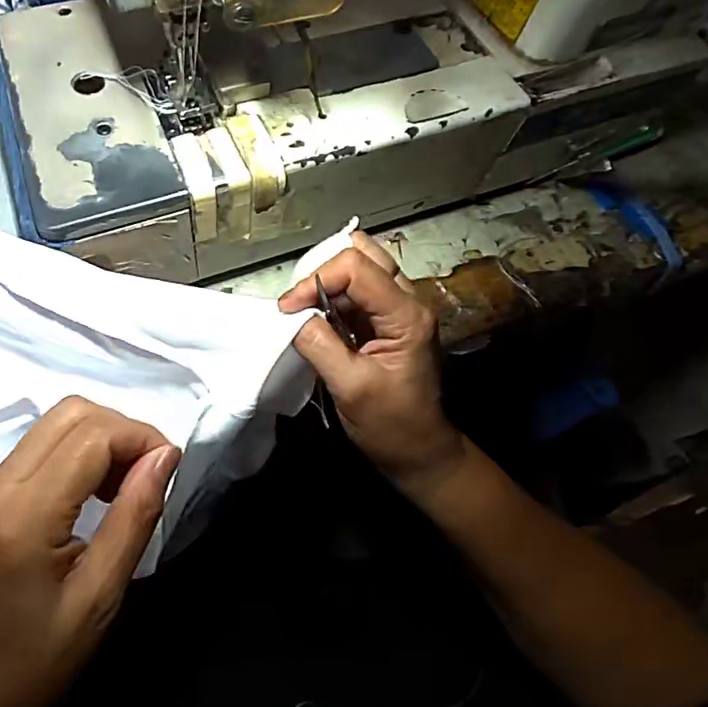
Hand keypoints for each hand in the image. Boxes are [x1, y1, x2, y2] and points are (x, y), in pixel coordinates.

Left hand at [0, 398, 178, 706]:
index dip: (140, 438)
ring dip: (103, 438)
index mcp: (20, 516)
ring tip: (127, 486)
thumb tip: (166, 454)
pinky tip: (98, 491)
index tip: (170, 468)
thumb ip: (136, 515)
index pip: (90, 436)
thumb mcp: (102, 595)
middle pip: (71, 413)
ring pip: (57, 422)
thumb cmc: (40, 661)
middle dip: (123, 430)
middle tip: (150, 474)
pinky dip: (82, 451)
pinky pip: (44, 444)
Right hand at [278, 233, 464, 491]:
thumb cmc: (391, 426)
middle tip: (299, 303)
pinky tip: (316, 321)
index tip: (288, 310)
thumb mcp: (351, 388)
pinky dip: (332, 299)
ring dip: (327, 285)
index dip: (316, 280)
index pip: (356, 267)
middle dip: (323, 272)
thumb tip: (293, 316)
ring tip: (304, 312)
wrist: (418, 452)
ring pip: (360, 268)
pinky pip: (357, 292)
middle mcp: (408, 301)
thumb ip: (320, 345)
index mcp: (407, 315)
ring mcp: (398, 309)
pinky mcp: (386, 320)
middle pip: (364, 254)